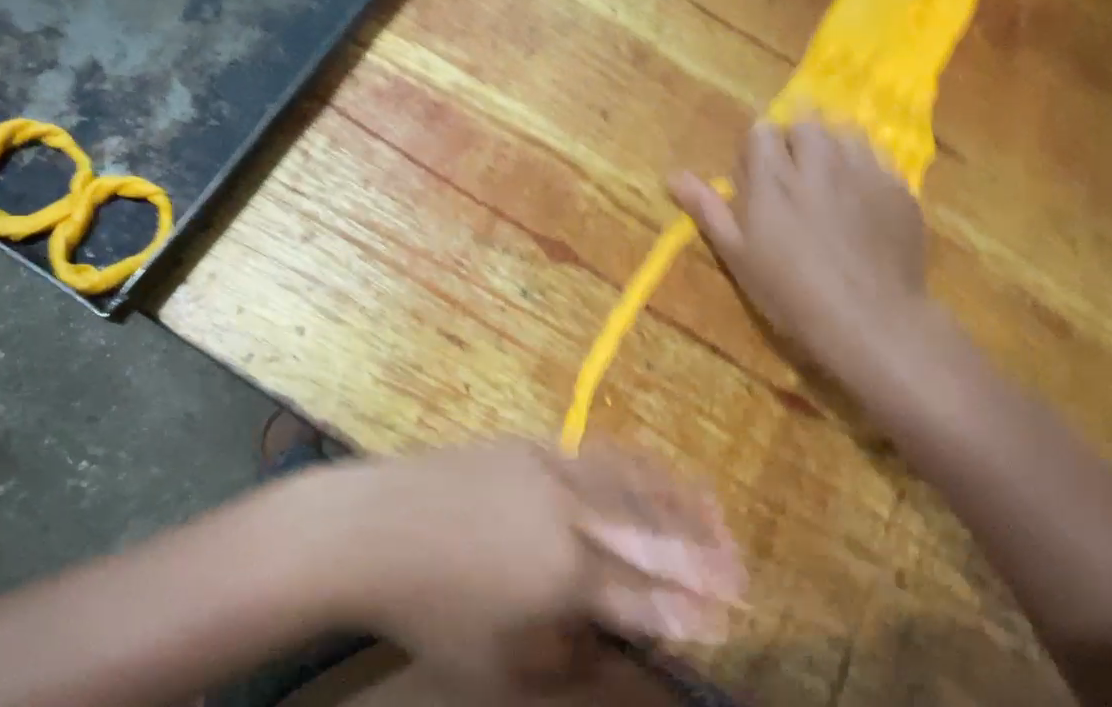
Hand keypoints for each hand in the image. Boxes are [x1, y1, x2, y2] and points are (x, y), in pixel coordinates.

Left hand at [318, 441, 743, 689]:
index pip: (647, 595)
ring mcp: (551, 473)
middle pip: (654, 533)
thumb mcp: (499, 665)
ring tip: (715, 514)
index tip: (730, 618)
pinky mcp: (530, 446)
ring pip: (632, 484)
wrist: (371, 528)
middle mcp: (570, 518)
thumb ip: (572, 667)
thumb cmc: (429, 608)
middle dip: (703, 553)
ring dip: (680, 501)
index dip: (692, 607)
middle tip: (741, 570)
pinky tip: (652, 471)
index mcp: (565, 577)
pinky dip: (635, 466)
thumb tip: (627, 665)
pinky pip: (597, 454)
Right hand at [669, 120, 948, 393]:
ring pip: (846, 133)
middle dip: (797, 141)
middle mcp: (818, 162)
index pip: (761, 130)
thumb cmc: (790, 293)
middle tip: (795, 177)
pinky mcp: (899, 189)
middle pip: (806, 124)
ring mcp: (863, 172)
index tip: (758, 177)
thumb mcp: (737, 255)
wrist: (870, 320)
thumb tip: (672, 176)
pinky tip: (863, 201)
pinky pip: (879, 160)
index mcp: (772, 177)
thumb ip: (708, 209)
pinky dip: (866, 170)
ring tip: (830, 179)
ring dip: (834, 147)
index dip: (758, 149)